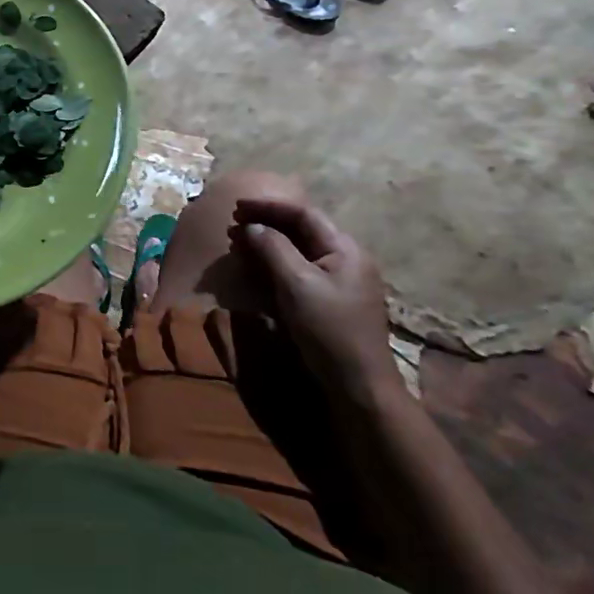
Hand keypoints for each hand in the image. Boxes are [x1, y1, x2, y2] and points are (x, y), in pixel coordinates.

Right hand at [229, 197, 401, 401]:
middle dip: (267, 224)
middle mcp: (346, 259)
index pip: (304, 214)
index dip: (269, 207)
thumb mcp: (297, 284)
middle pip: (302, 230)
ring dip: (268, 244)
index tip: (237, 207)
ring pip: (299, 251)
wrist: (359, 386)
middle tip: (234, 224)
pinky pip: (299, 271)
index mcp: (345, 249)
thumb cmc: (329, 330)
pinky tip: (256, 269)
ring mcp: (339, 282)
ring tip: (239, 243)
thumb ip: (273, 249)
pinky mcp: (330, 301)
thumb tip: (252, 227)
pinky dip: (276, 265)